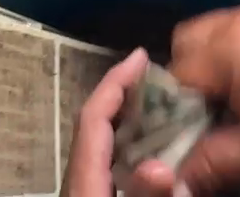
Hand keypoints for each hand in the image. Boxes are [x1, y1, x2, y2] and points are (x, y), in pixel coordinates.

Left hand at [65, 47, 151, 196]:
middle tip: (156, 75)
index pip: (92, 118)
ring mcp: (81, 192)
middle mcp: (77, 183)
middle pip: (93, 124)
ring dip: (126, 118)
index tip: (141, 55)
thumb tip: (163, 167)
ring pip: (98, 143)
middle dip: (122, 92)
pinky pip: (105, 161)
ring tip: (158, 103)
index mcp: (81, 183)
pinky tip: (148, 149)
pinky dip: (126, 144)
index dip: (116, 82)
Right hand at [130, 2, 239, 195]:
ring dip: (217, 75)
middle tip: (209, 129)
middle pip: (190, 45)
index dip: (170, 114)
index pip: (172, 74)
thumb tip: (174, 180)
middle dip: (189, 87)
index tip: (184, 147)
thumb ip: (211, 165)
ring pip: (220, 40)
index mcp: (228, 46)